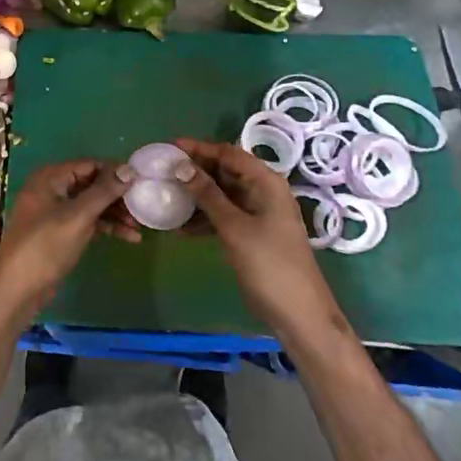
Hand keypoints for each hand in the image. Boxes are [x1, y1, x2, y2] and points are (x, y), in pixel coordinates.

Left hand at [0, 160, 133, 315]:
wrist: (17, 290)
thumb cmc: (45, 247)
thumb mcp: (78, 216)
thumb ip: (104, 191)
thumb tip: (129, 169)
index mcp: (50, 177)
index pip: (90, 165)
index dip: (116, 171)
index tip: (142, 181)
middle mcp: (52, 189)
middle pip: (92, 184)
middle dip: (118, 195)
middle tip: (144, 205)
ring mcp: (56, 211)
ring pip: (92, 204)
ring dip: (115, 213)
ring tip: (140, 226)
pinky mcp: (61, 232)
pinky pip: (88, 221)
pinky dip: (106, 227)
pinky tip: (129, 237)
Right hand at [174, 139, 343, 337]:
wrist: (297, 313)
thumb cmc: (269, 264)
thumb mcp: (234, 227)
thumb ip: (207, 195)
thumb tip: (181, 166)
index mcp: (266, 182)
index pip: (229, 154)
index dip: (200, 148)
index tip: (170, 147)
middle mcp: (263, 191)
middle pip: (225, 171)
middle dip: (195, 171)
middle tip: (163, 171)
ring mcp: (258, 213)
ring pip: (222, 194)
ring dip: (197, 196)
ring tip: (167, 196)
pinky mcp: (252, 233)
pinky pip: (224, 215)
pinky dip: (205, 218)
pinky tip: (181, 228)